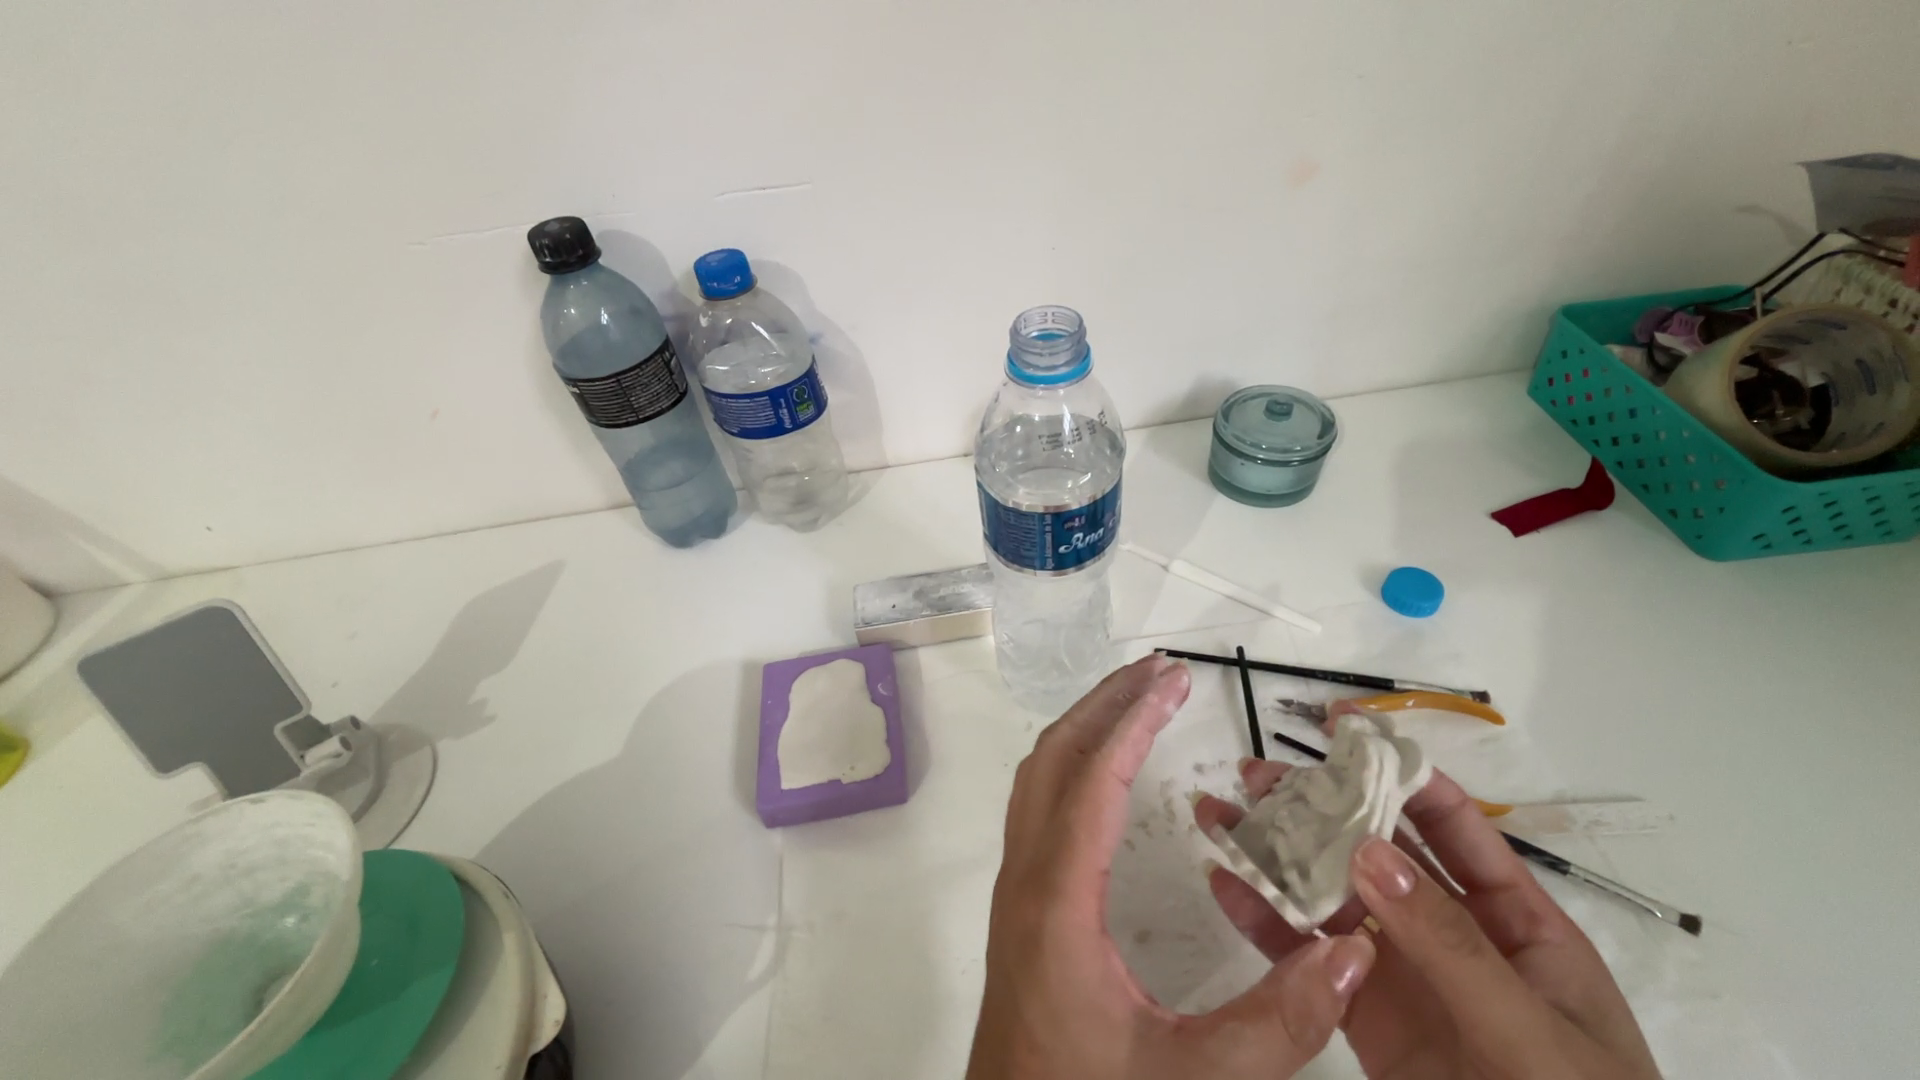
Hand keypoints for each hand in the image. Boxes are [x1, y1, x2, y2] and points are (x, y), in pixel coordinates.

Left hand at [968, 654, 1376, 1079]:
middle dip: (1105, 704)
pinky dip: (1072, 763)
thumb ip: (1278, 1023)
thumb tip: (1354, 953)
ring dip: (1084, 727)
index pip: (1091, 780)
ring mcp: (1016, 885)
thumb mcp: (1194, 1077)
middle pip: (1053, 758)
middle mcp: (1025, 876)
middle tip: (1162, 670)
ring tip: (1137, 700)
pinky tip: (1106, 769)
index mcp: (1057, 901)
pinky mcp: (1020, 901)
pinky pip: (1038, 803)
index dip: (1133, 722)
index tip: (1175, 680)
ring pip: (1038, 776)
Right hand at [1193, 703, 1661, 1079]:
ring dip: (1277, 854)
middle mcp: (1451, 934)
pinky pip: (1309, 956)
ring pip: (1331, 897)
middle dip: (1319, 808)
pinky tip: (1224, 884)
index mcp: (1517, 925)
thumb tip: (1368, 850)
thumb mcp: (1529, 1034)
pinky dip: (1265, 920)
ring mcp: (1403, 974)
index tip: (1342, 732)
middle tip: (1254, 774)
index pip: (1454, 829)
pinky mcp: (1361, 1014)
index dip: (1401, 775)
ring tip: (1219, 814)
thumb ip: (1448, 945)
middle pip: (1377, 852)